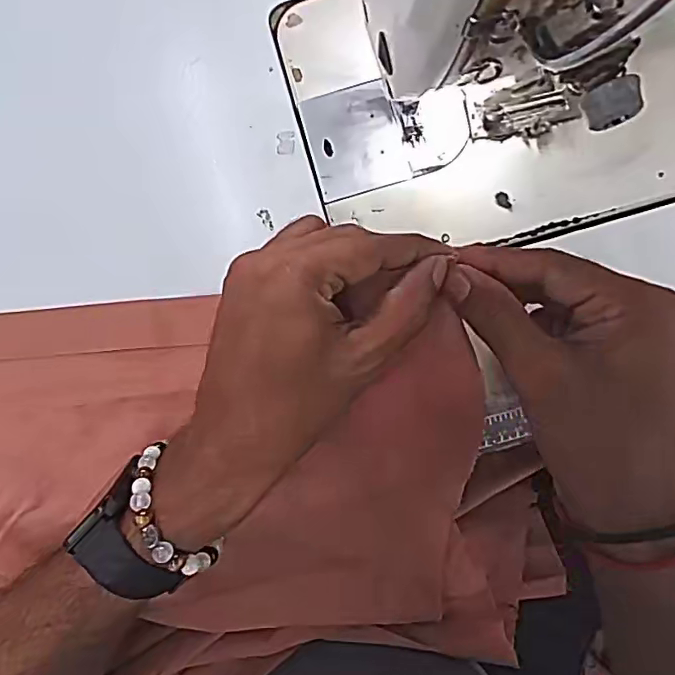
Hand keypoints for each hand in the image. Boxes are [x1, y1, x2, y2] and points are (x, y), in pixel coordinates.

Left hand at [151, 218, 458, 544]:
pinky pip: (290, 254)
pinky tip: (335, 304)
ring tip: (367, 304)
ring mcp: (247, 271)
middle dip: (381, 258)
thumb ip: (408, 307)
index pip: (367, 244)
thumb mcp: (364, 358)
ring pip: (316, 239)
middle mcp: (263, 263)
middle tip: (413, 284)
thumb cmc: (284, 411)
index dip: (412, 249)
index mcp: (291, 274)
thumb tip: (431, 272)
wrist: (238, 438)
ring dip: (349, 259)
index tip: (436, 256)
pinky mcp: (242, 283)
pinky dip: (320, 266)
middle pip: (341, 236)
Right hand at [452, 246, 674, 547]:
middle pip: (556, 280)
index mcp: (638, 304)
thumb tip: (463, 279)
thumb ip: (496, 317)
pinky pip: (564, 325)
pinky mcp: (616, 353)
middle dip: (503, 282)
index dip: (495, 262)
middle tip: (456, 283)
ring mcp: (631, 332)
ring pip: (557, 302)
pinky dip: (530, 327)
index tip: (456, 262)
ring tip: (471, 305)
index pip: (552, 265)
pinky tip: (501, 331)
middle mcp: (643, 310)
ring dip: (514, 305)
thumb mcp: (540, 374)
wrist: (631, 511)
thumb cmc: (607, 451)